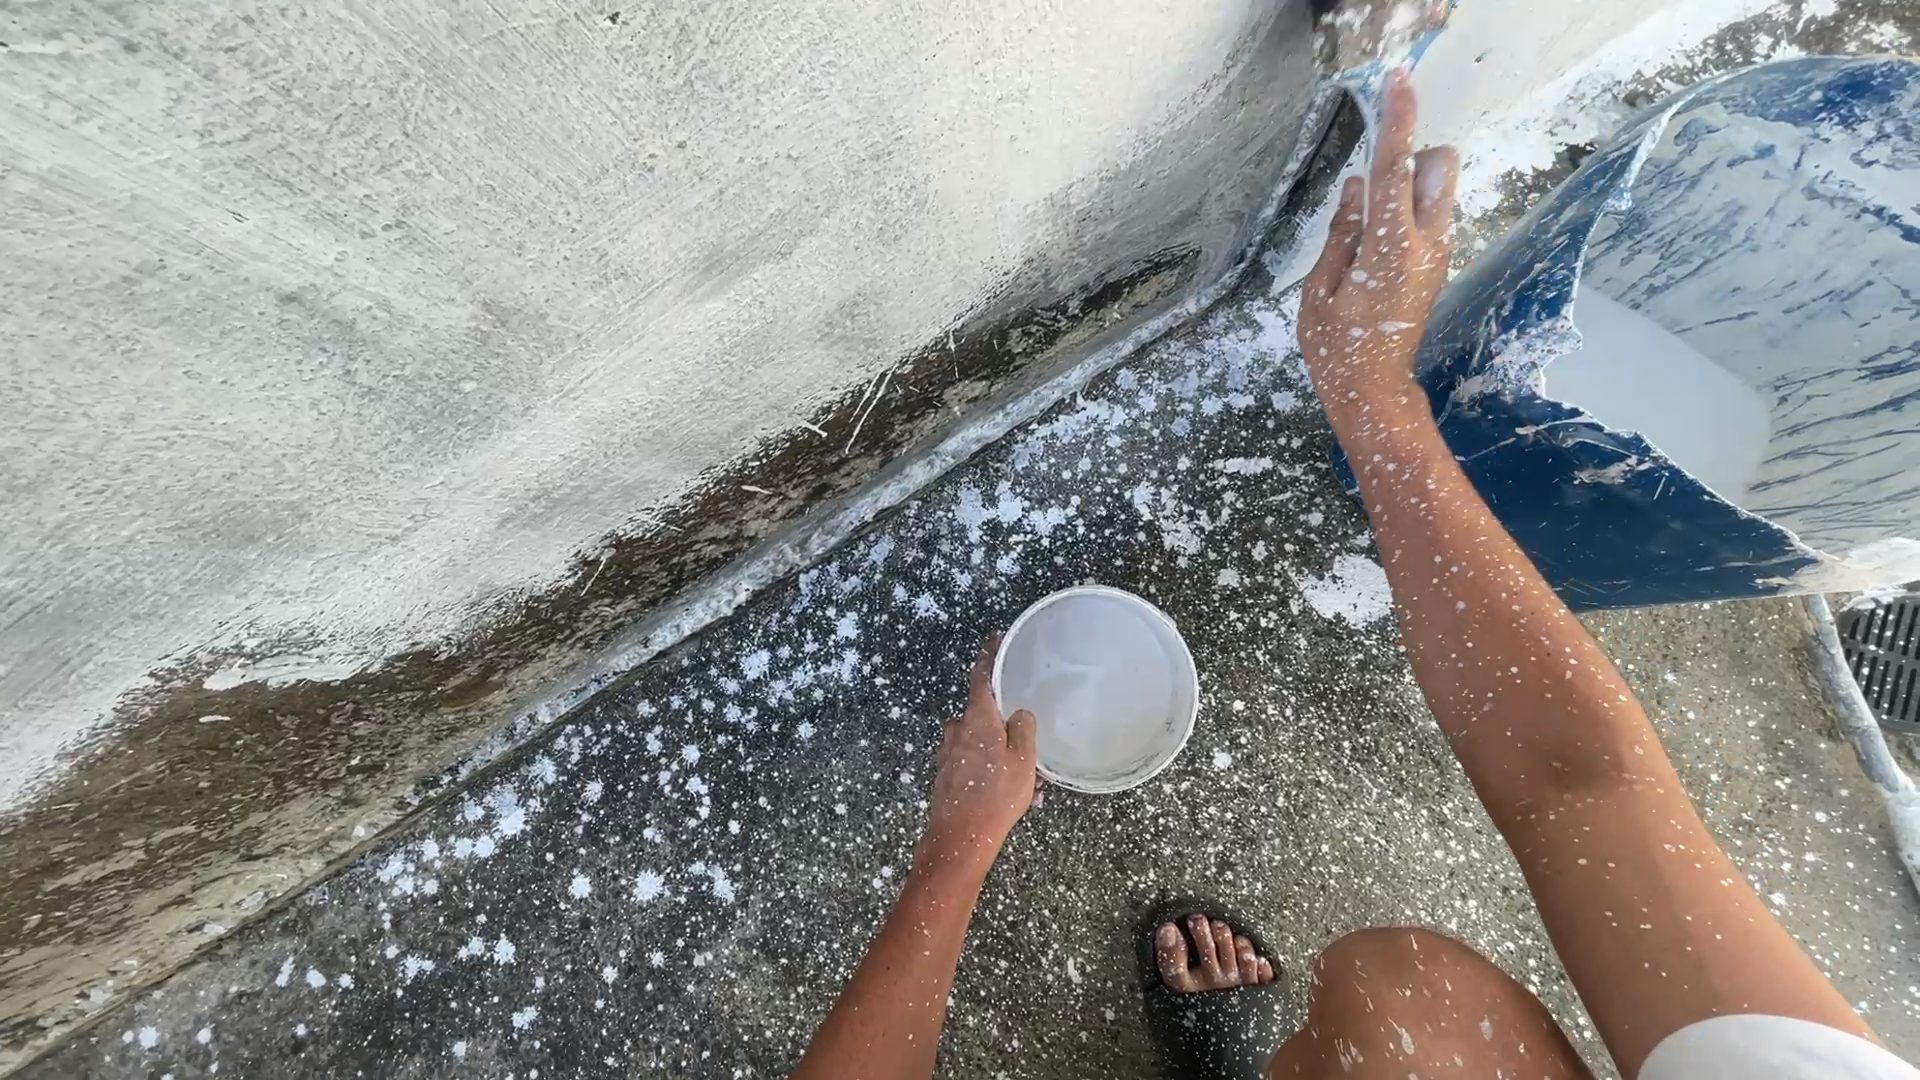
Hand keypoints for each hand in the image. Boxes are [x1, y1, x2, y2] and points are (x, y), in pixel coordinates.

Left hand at [917, 636, 1038, 875]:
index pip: (981, 677)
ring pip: (980, 742)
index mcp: (976, 718)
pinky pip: (972, 762)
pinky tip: (1009, 795)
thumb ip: (1023, 729)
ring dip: (1000, 754)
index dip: (989, 656)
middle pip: (982, 714)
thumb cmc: (996, 795)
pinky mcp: (945, 772)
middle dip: (1004, 725)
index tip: (994, 639)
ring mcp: (948, 751)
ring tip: (1027, 783)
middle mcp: (957, 729)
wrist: (960, 838)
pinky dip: (990, 770)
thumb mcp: (1023, 760)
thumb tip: (1018, 713)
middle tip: (1027, 745)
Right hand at [1298, 70, 1458, 422]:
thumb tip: (1357, 188)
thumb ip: (1340, 235)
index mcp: (1389, 248)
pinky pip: (1430, 218)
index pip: (1398, 168)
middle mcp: (1426, 243)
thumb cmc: (1335, 347)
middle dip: (1412, 158)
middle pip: (1439, 166)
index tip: (1398, 80)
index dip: (1398, 119)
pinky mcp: (1436, 265)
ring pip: (1439, 191)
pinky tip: (1372, 247)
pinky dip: (1406, 213)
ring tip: (1365, 228)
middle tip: (1373, 190)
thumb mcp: (1319, 292)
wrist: (1372, 388)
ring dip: (1408, 188)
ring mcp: (1437, 254)